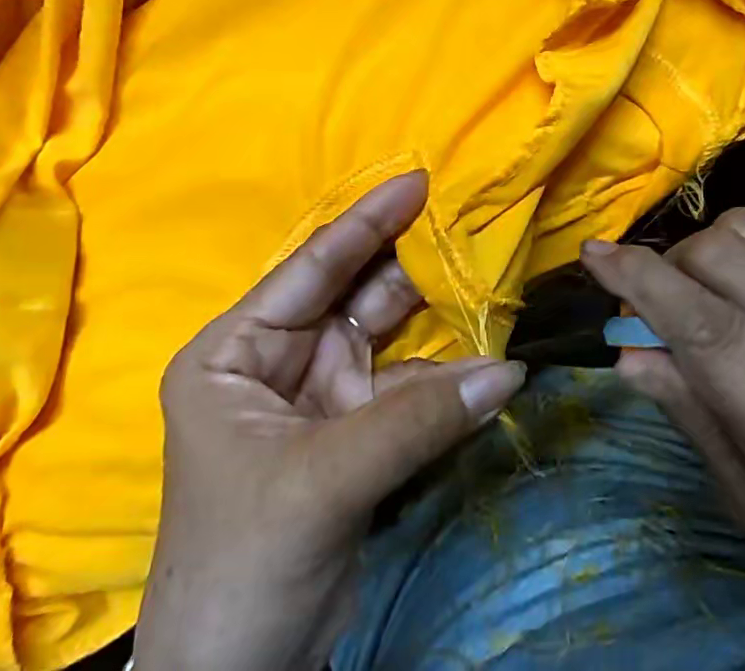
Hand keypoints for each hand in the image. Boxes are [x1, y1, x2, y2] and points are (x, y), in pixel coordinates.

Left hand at [135, 172, 526, 670]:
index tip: (417, 180)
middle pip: (357, 296)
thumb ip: (414, 420)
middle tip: (470, 227)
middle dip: (412, 265)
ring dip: (444, 325)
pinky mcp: (361, 436)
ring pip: (394, 341)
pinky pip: (416, 391)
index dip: (366, 223)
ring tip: (498, 293)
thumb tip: (507, 370)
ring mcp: (325, 399)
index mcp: (236, 354)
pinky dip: (453, 383)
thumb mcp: (321, 480)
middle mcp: (280, 364)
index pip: (311, 269)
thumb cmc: (242, 563)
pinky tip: (494, 373)